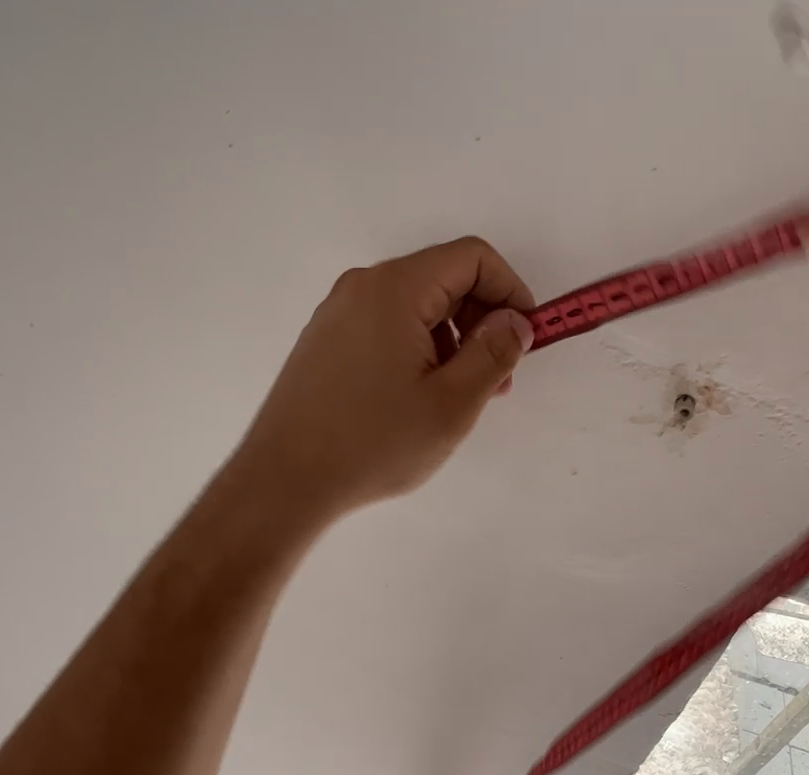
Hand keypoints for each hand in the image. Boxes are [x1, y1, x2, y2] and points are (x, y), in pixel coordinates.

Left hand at [232, 236, 534, 519]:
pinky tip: (417, 400)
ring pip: (415, 308)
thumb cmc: (374, 443)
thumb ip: (494, 354)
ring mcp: (337, 315)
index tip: (524, 338)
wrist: (284, 481)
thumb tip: (515, 321)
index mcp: (395, 289)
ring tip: (457, 400)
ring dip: (451, 341)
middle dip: (481, 321)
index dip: (510, 290)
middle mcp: (362, 288)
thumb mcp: (452, 404)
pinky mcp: (324, 343)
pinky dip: (417, 351)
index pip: (471, 258)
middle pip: (442, 279)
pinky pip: (386, 329)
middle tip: (496, 380)